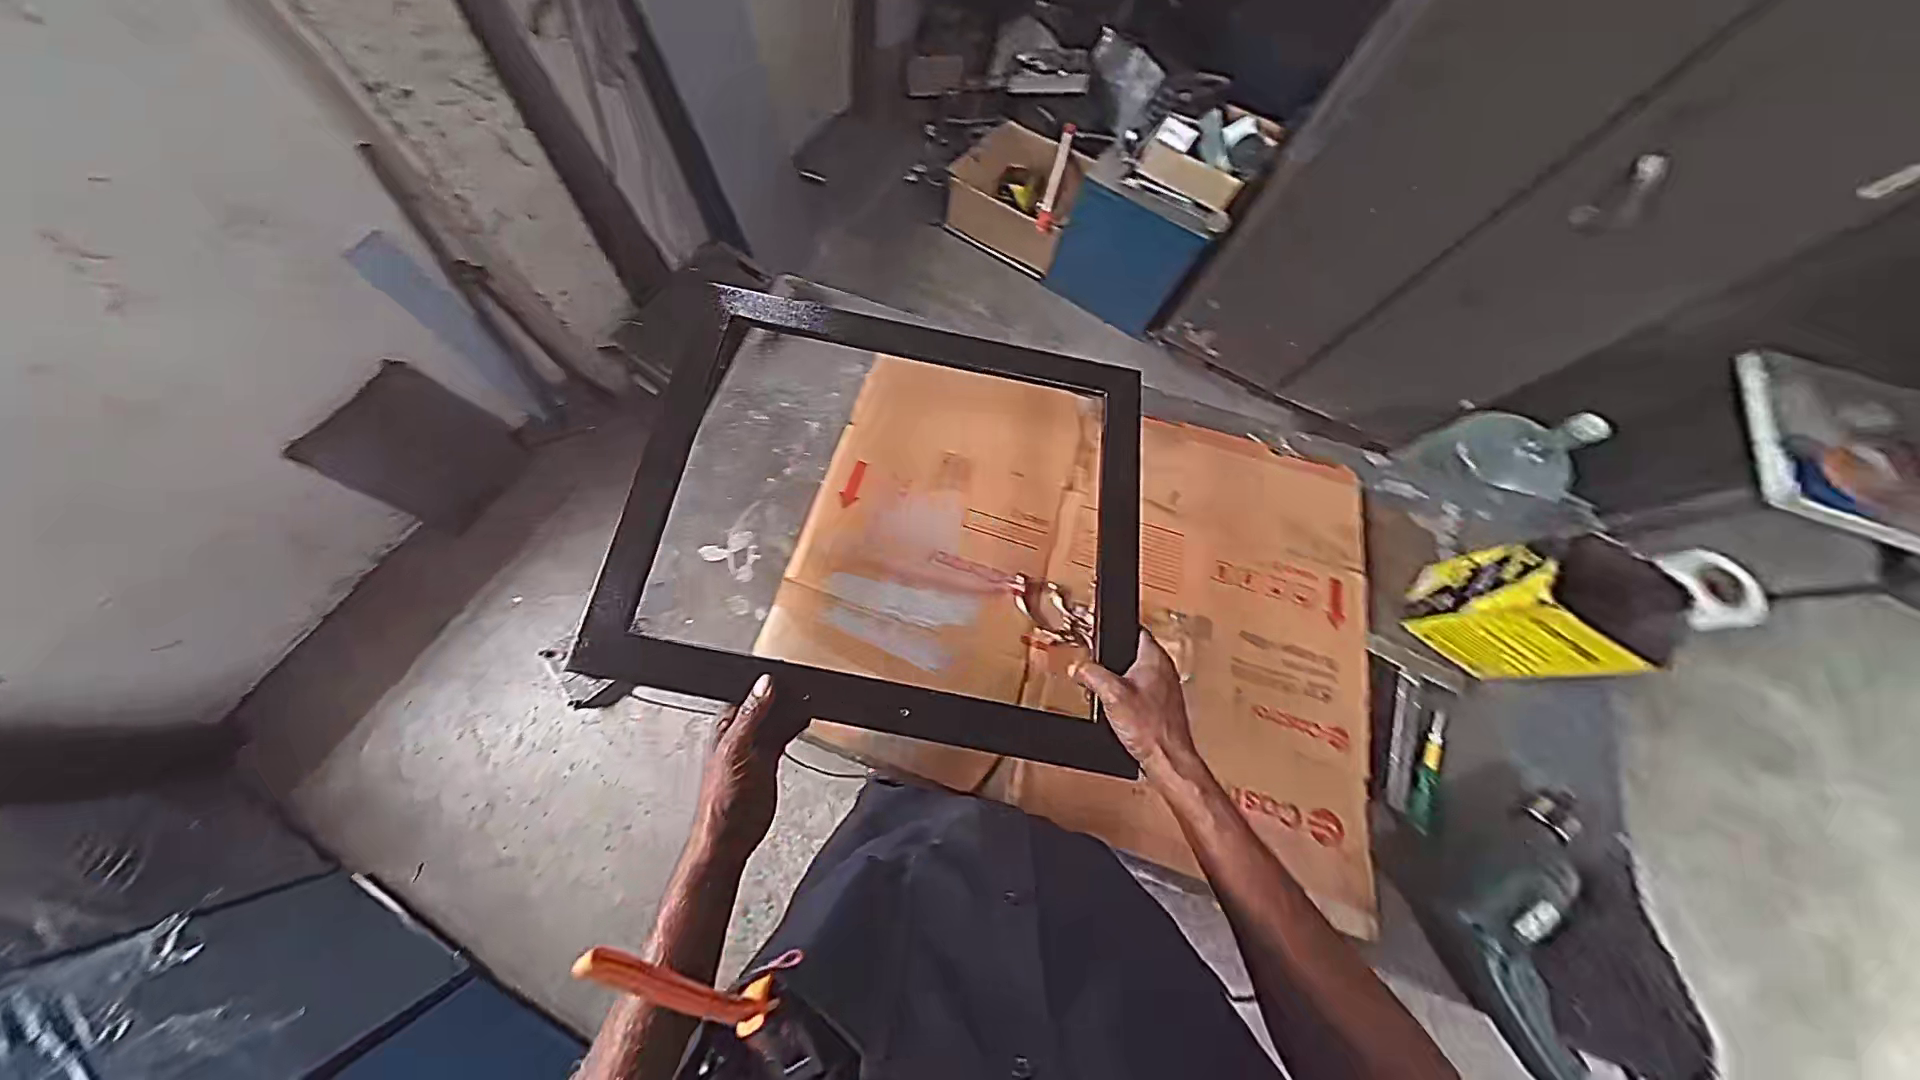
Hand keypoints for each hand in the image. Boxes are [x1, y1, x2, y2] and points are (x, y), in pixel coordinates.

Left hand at [695, 674, 806, 855]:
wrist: (730, 835)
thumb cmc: (720, 799)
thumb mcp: (736, 749)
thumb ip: (751, 716)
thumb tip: (764, 684)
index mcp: (727, 725)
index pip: (750, 693)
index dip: (767, 681)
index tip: (787, 670)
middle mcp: (741, 732)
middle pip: (767, 703)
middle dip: (783, 692)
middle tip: (804, 680)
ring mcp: (757, 746)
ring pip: (778, 716)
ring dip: (792, 707)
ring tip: (809, 693)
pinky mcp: (769, 759)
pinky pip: (785, 734)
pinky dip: (796, 725)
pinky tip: (805, 717)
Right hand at [1073, 630, 1201, 781]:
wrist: (1167, 759)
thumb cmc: (1150, 727)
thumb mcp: (1110, 693)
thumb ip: (1091, 674)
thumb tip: (1077, 667)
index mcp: (1155, 658)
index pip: (1136, 631)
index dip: (1116, 632)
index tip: (1101, 635)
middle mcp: (1164, 671)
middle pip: (1132, 654)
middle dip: (1111, 661)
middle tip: (1097, 669)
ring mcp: (1164, 689)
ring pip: (1135, 675)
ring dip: (1117, 682)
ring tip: (1105, 693)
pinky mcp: (1160, 707)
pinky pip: (1138, 694)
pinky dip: (1125, 698)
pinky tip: (1116, 711)